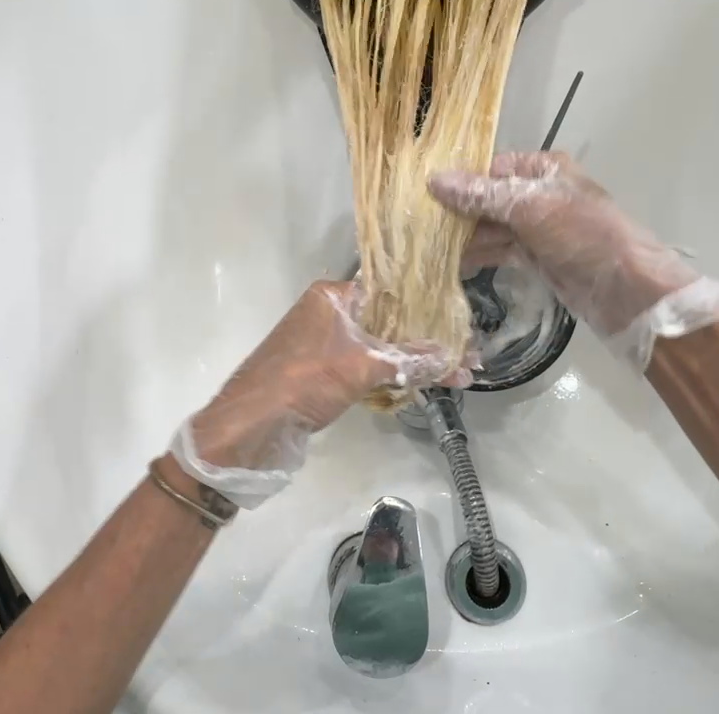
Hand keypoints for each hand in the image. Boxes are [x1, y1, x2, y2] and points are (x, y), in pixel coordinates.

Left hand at [169, 280, 462, 508]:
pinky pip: (368, 368)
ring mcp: (327, 345)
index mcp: (332, 296)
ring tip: (460, 375)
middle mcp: (329, 313)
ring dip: (416, 361)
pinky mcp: (325, 374)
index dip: (428, 305)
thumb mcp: (360, 367)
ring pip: (381, 346)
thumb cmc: (302, 382)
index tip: (462, 320)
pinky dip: (394, 376)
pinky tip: (427, 385)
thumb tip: (456, 358)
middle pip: (389, 319)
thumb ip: (409, 359)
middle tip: (469, 355)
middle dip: (429, 339)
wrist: (248, 428)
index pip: (390, 289)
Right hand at [428, 151, 718, 368]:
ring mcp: (537, 227)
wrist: (629, 291)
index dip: (458, 181)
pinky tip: (451, 263)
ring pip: (489, 226)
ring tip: (426, 247)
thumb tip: (434, 180)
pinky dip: (478, 255)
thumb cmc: (584, 236)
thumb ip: (482, 195)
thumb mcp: (531, 209)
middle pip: (486, 197)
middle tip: (417, 224)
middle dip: (456, 211)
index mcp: (542, 169)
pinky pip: (498, 249)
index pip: (489, 167)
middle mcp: (538, 193)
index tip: (421, 194)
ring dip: (463, 237)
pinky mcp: (537, 256)